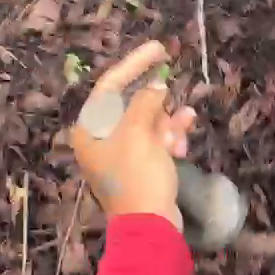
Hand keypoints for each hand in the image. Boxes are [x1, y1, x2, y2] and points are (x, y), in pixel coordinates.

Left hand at [70, 41, 197, 229]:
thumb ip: (146, 103)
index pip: (110, 85)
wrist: (150, 226)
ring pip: (148, 120)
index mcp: (90, 129)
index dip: (134, 63)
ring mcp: (121, 153)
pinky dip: (171, 134)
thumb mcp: (139, 133)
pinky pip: (156, 138)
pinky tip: (184, 136)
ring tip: (181, 127)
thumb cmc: (137, 176)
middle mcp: (101, 138)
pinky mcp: (140, 165)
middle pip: (130, 102)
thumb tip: (157, 87)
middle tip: (172, 82)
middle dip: (156, 99)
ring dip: (168, 120)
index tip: (159, 48)